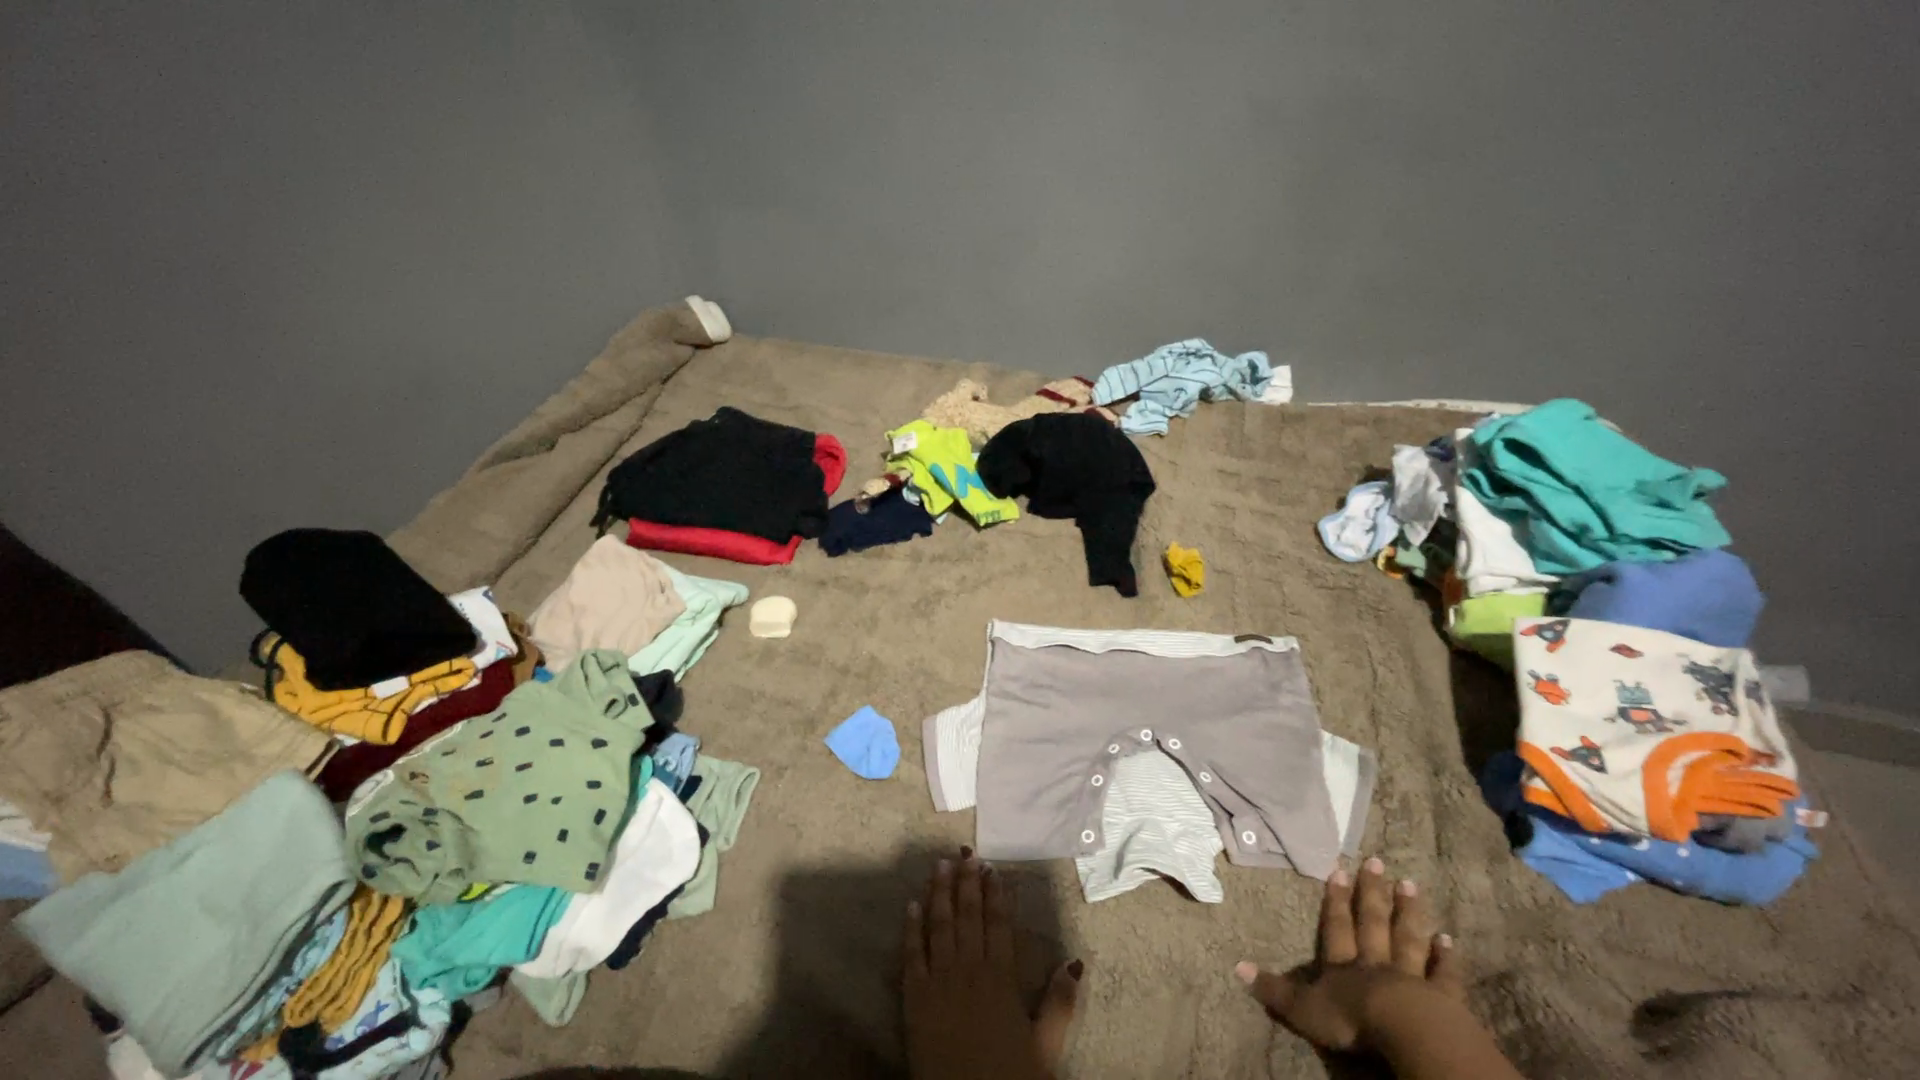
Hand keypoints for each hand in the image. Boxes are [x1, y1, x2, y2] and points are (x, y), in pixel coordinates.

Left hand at [903, 849, 1082, 1079]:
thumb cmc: (1008, 1076)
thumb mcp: (1046, 1045)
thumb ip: (1060, 1003)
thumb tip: (1074, 961)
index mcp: (1001, 978)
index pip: (998, 924)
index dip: (995, 894)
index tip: (992, 868)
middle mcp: (969, 970)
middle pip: (967, 916)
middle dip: (966, 882)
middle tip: (965, 852)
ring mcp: (938, 981)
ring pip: (938, 926)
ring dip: (939, 892)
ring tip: (940, 864)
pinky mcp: (913, 997)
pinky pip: (911, 954)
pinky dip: (911, 927)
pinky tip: (911, 905)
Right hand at [1237, 856, 1463, 1052]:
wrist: (1403, 1032)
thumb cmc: (1349, 1019)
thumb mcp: (1302, 1008)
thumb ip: (1274, 989)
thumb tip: (1237, 966)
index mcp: (1343, 966)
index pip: (1336, 928)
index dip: (1335, 901)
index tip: (1339, 869)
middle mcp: (1375, 963)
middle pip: (1372, 923)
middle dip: (1372, 894)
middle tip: (1377, 862)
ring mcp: (1411, 977)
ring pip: (1408, 939)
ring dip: (1408, 913)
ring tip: (1410, 884)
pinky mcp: (1443, 997)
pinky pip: (1444, 973)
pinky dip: (1446, 957)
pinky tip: (1449, 939)